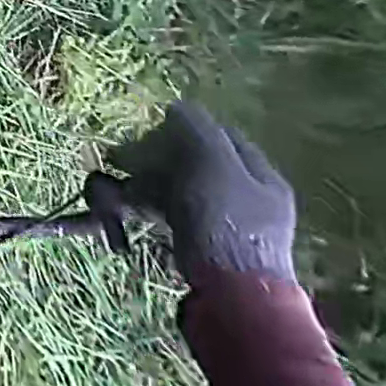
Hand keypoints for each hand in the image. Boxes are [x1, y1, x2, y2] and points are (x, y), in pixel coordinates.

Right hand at [109, 100, 297, 282]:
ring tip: (124, 176)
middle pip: (196, 155)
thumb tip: (180, 104)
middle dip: (159, 150)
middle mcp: (247, 191)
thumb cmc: (223, 216)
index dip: (187, 125)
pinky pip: (169, 202)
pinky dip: (148, 196)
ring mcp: (224, 213)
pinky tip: (130, 198)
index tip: (156, 127)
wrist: (227, 280)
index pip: (222, 134)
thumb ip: (200, 130)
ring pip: (177, 178)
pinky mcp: (199, 230)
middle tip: (133, 153)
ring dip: (147, 173)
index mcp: (260, 175)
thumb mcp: (214, 164)